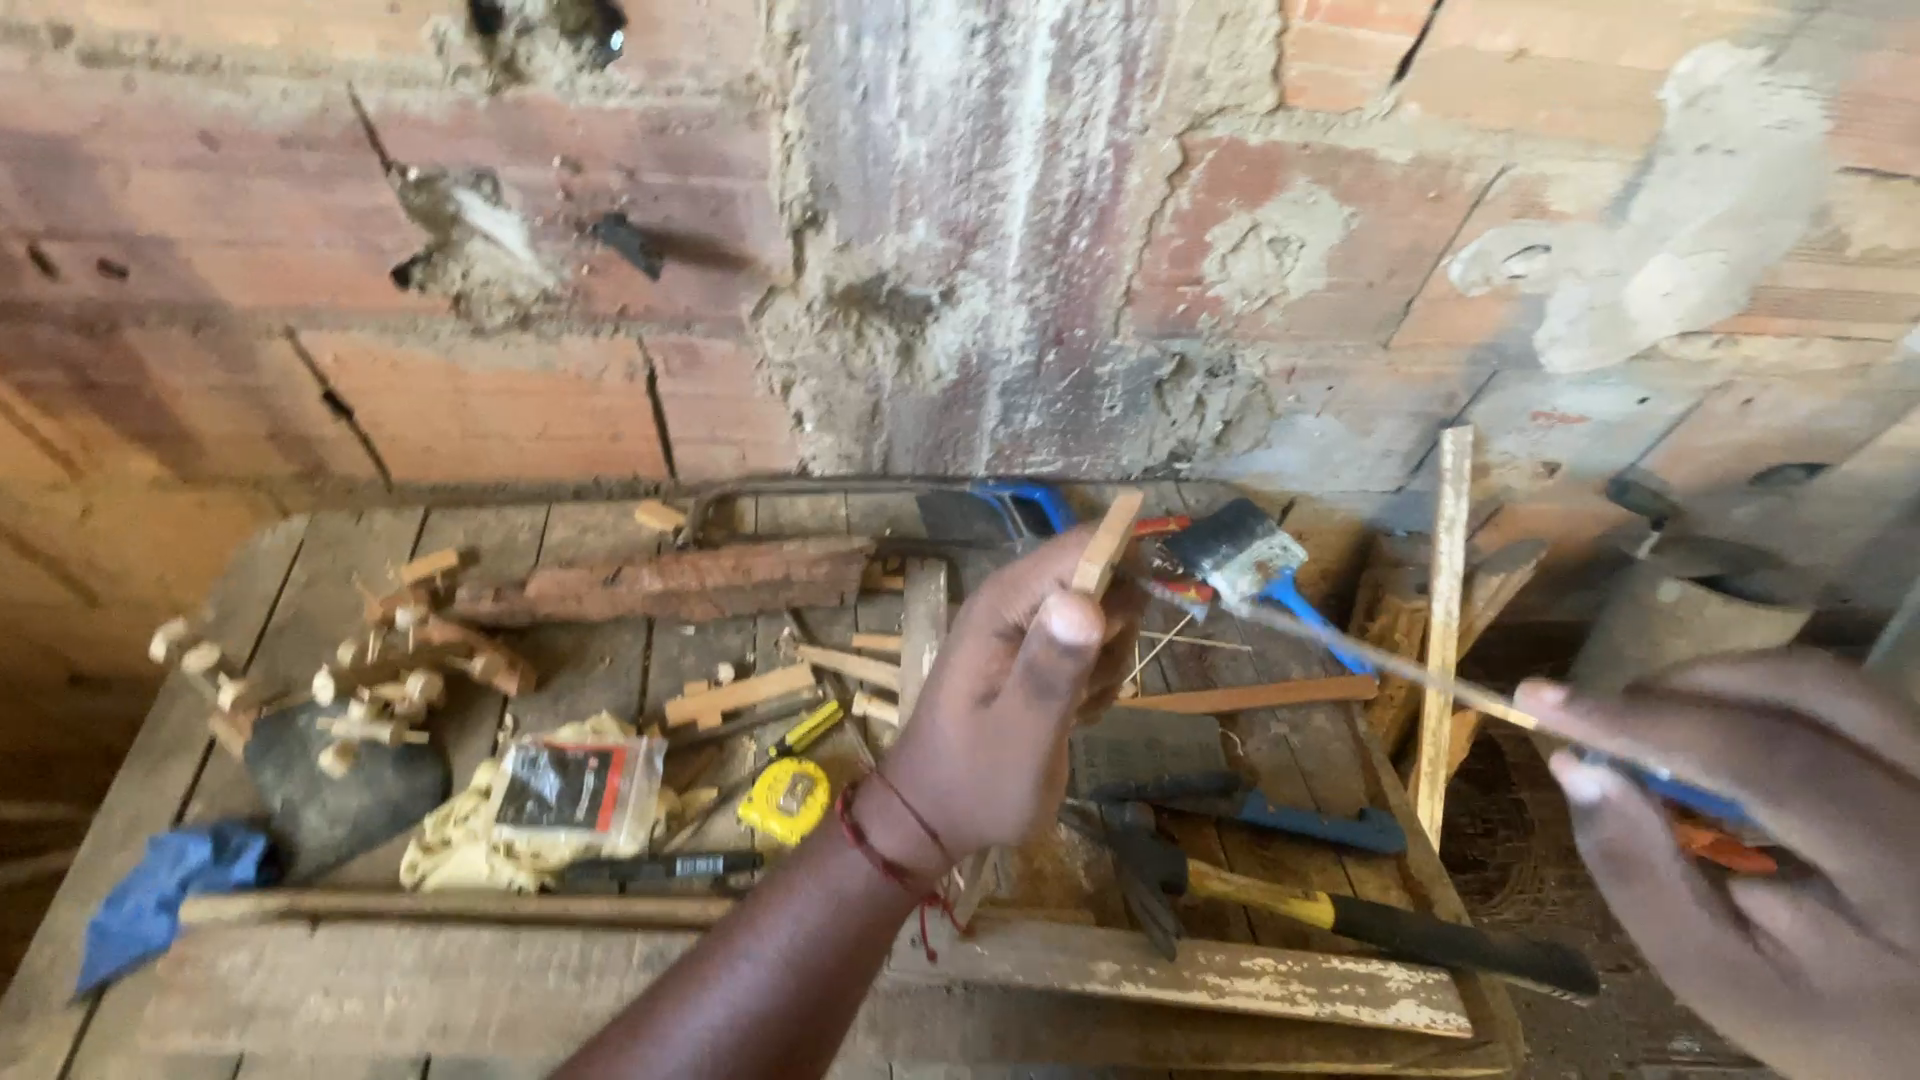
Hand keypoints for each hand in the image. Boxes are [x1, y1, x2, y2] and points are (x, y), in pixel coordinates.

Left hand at [857, 528, 1144, 875]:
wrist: (939, 815)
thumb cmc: (975, 783)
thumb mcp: (1020, 736)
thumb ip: (1052, 670)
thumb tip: (1088, 601)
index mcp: (1004, 604)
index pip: (1081, 545)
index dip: (1126, 565)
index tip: (1145, 621)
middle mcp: (1015, 601)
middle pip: (1101, 574)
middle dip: (1118, 627)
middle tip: (1090, 683)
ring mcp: (1026, 627)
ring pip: (1106, 614)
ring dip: (1108, 661)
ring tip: (1074, 707)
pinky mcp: (1037, 654)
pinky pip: (1095, 648)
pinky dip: (1097, 681)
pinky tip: (1071, 715)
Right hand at [1517, 650, 1919, 1079]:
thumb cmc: (1831, 1021)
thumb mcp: (1717, 975)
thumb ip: (1640, 875)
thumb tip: (1573, 765)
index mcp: (1913, 879)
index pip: (1773, 763)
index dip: (1646, 721)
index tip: (1537, 698)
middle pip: (1813, 689)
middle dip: (1682, 685)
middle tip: (1606, 717)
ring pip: (1823, 683)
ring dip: (1712, 687)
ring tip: (1654, 735)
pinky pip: (1834, 705)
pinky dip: (1749, 705)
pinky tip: (1711, 750)